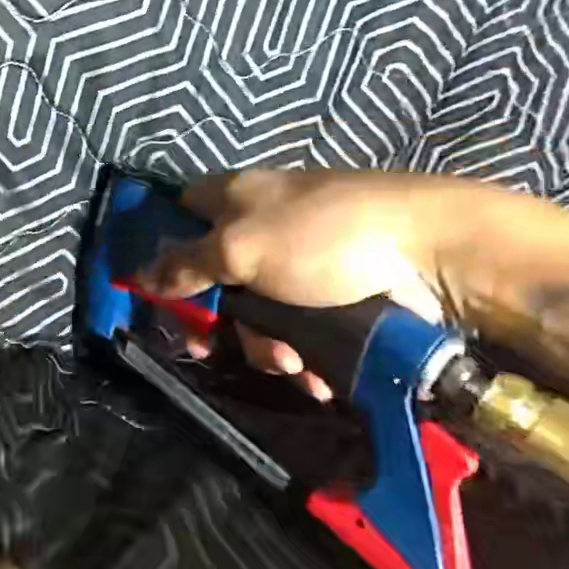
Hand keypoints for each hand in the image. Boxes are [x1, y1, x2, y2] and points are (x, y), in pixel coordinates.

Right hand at [133, 169, 450, 401]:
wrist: (433, 252)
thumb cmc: (320, 237)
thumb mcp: (239, 249)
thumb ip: (183, 266)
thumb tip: (134, 276)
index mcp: (230, 198)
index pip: (174, 218)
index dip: (159, 253)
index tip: (155, 295)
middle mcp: (256, 229)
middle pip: (210, 279)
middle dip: (216, 320)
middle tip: (211, 346)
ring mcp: (294, 266)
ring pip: (252, 314)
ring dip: (263, 346)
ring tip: (292, 361)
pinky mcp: (330, 299)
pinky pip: (295, 331)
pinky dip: (301, 354)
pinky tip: (316, 371)